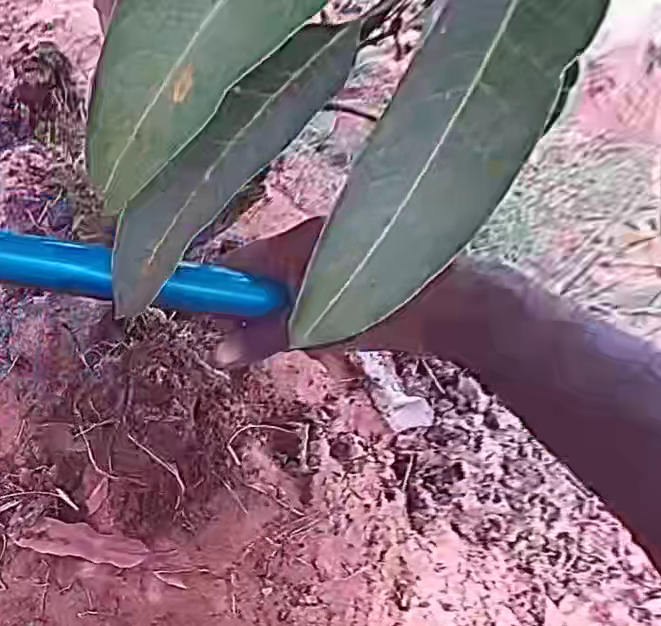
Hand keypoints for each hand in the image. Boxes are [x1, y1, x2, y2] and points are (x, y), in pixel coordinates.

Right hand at [214, 217, 526, 367]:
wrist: (458, 306)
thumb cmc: (381, 312)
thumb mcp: (309, 331)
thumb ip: (259, 339)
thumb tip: (215, 355)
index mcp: (294, 244)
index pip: (233, 265)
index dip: (212, 290)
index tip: (201, 316)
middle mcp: (311, 234)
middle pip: (257, 270)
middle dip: (247, 304)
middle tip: (248, 337)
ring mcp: (336, 242)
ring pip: (284, 275)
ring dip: (276, 305)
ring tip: (291, 334)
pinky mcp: (356, 255)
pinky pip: (310, 275)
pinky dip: (301, 299)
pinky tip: (317, 321)